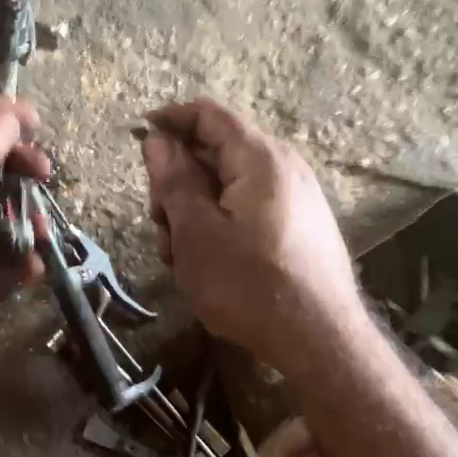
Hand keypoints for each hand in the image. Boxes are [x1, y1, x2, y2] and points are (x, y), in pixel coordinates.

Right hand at [141, 99, 367, 372]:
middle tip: (158, 221)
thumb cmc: (248, 283)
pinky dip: (218, 223)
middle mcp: (284, 167)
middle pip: (215, 152)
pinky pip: (246, 207)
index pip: (209, 115)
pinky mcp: (299, 226)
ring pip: (227, 185)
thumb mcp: (194, 231)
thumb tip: (159, 141)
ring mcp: (296, 198)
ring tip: (178, 255)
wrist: (319, 341)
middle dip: (177, 181)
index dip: (169, 120)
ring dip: (193, 210)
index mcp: (260, 158)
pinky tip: (206, 262)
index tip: (138, 139)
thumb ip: (173, 180)